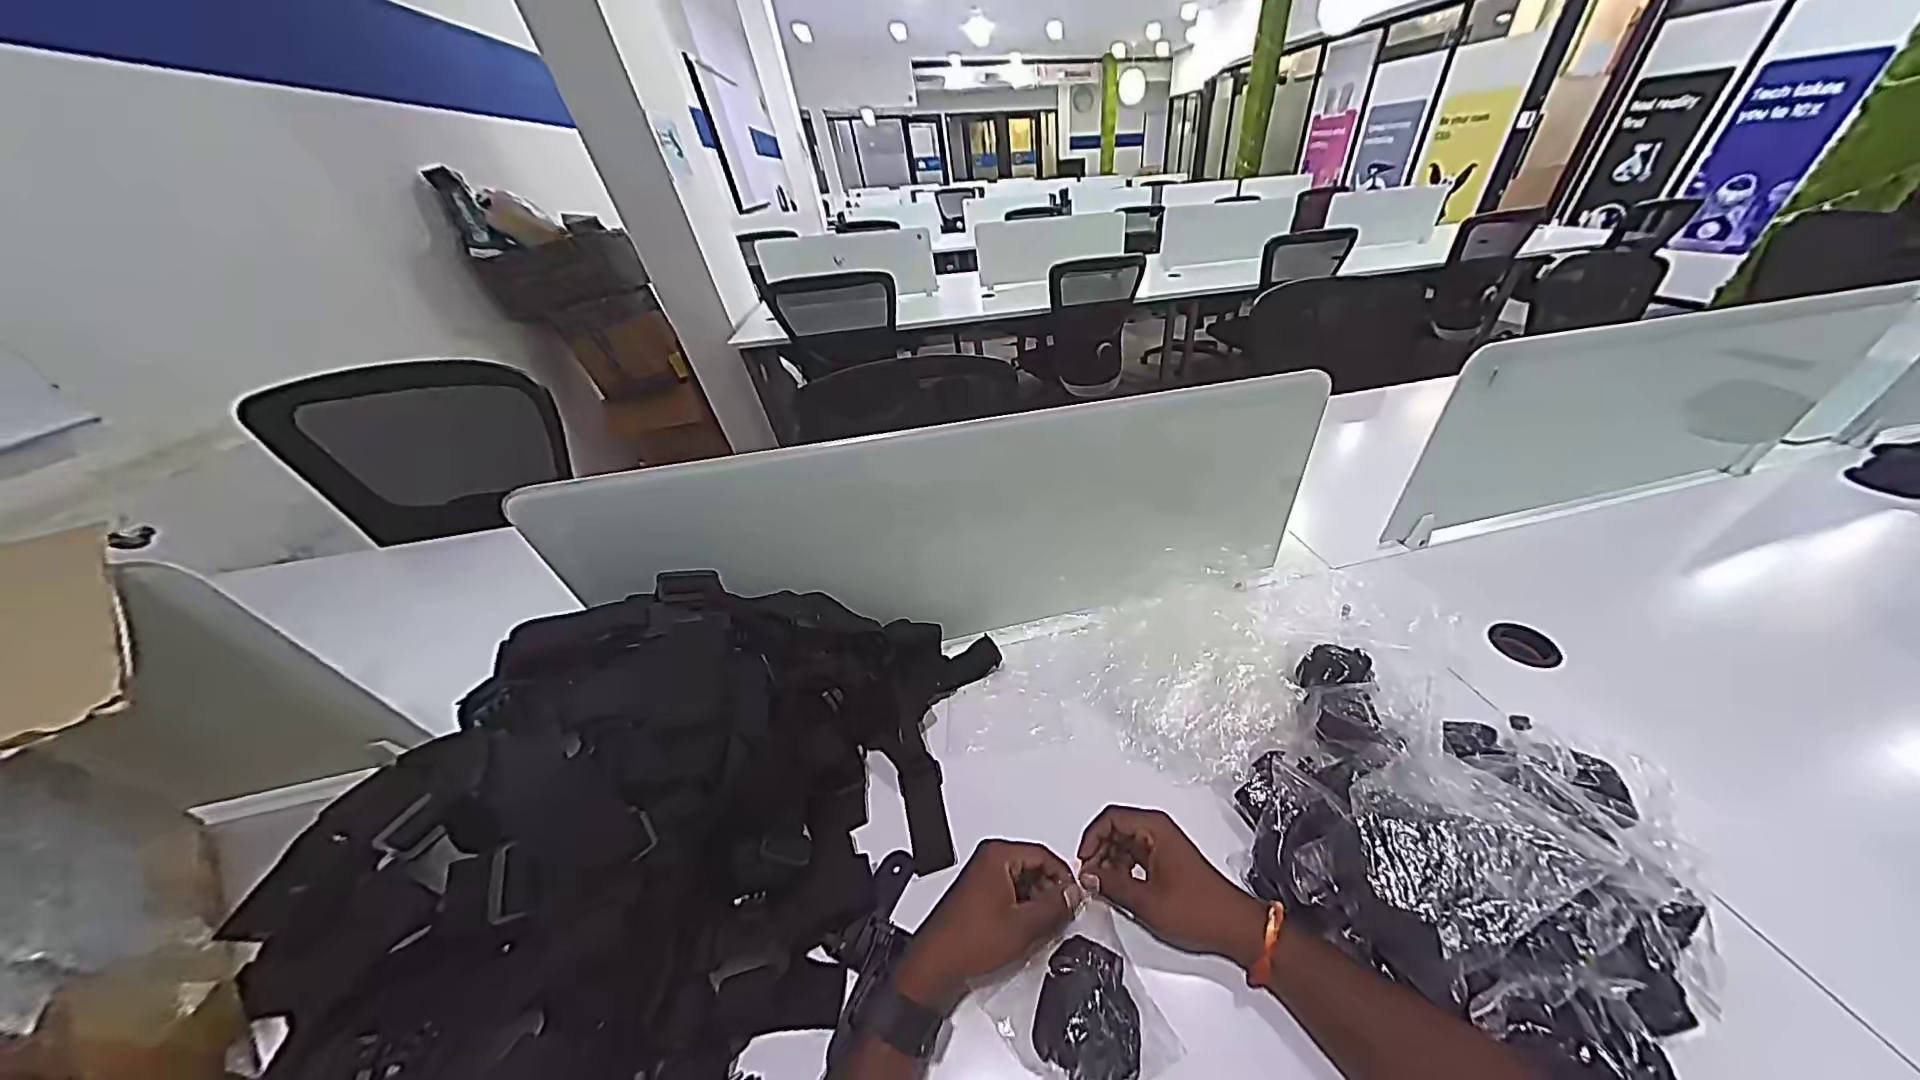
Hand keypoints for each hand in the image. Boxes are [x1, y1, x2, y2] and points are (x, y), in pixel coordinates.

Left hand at [894, 840, 1080, 1013]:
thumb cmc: (967, 941)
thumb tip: (1072, 895)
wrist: (936, 966)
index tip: (1075, 896)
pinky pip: (1010, 894)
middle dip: (1049, 891)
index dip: (1064, 877)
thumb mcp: (1025, 926)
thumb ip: (1055, 907)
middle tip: (1061, 913)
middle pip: (1033, 866)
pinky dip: (1021, 909)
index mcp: (997, 855)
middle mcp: (987, 860)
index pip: (1043, 855)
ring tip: (1041, 927)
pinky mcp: (978, 895)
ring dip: (1036, 903)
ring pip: (1022, 882)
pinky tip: (1024, 931)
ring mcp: (981, 877)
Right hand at [1078, 806, 1268, 967]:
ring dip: (1110, 864)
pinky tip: (1120, 891)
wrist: (1235, 929)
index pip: (1110, 818)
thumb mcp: (1146, 901)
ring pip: (1123, 844)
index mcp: (1154, 829)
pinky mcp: (1166, 861)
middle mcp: (1159, 831)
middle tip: (1090, 877)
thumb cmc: (1202, 911)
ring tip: (1104, 888)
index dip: (1092, 839)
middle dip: (1099, 852)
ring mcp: (1163, 846)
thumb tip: (1089, 877)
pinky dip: (1123, 871)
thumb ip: (1111, 885)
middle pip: (1115, 830)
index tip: (1084, 861)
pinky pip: (1135, 857)